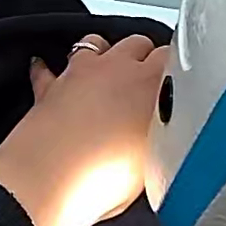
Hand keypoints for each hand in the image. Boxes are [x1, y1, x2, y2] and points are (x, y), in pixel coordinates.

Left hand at [0, 34, 168, 225]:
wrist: (49, 182)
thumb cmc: (104, 176)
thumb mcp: (155, 162)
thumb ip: (165, 136)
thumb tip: (167, 136)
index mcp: (149, 82)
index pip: (171, 56)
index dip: (174, 69)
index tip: (177, 83)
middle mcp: (115, 68)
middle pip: (136, 43)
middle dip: (143, 56)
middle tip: (147, 80)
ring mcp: (79, 73)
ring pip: (95, 43)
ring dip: (103, 54)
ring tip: (107, 73)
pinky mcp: (49, 87)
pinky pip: (48, 68)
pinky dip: (50, 69)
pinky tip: (50, 72)